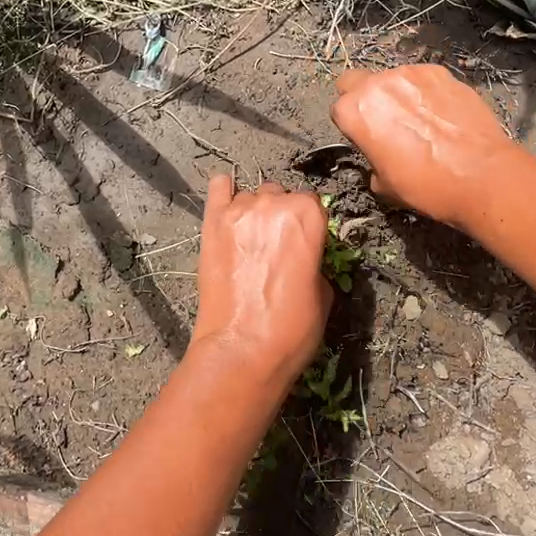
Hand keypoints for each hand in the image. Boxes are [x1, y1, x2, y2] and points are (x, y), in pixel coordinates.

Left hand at [191, 174, 330, 386]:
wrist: (241, 349)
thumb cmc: (290, 329)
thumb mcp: (323, 294)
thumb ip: (315, 260)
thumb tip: (304, 254)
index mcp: (307, 217)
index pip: (312, 203)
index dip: (310, 225)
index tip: (305, 243)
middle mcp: (273, 204)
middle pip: (280, 195)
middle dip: (281, 216)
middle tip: (276, 247)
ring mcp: (239, 210)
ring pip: (251, 195)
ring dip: (254, 212)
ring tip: (249, 242)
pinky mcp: (212, 220)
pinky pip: (218, 186)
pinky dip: (224, 193)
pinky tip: (227, 211)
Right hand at [331, 65, 524, 220]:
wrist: (482, 176)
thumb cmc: (429, 185)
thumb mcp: (385, 184)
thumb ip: (372, 160)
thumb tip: (382, 156)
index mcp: (354, 111)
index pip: (339, 107)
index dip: (353, 124)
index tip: (368, 137)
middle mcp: (378, 85)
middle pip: (357, 80)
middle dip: (366, 97)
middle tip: (386, 122)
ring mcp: (411, 74)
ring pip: (393, 79)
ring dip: (400, 95)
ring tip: (422, 121)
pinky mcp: (440, 73)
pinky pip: (424, 79)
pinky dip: (428, 93)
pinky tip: (443, 116)